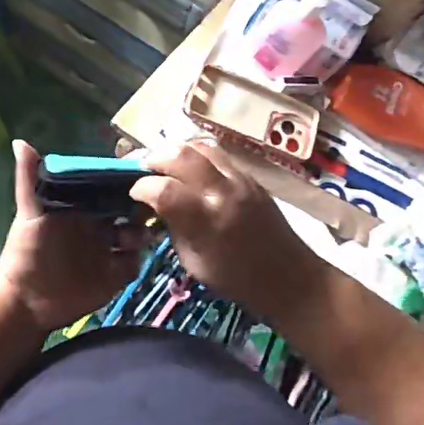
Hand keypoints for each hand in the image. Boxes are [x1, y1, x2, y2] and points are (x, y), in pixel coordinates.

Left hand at [0, 140, 146, 330]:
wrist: (26, 301)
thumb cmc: (26, 252)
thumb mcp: (29, 213)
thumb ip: (28, 179)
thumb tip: (20, 141)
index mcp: (82, 207)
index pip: (110, 188)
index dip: (123, 183)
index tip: (135, 177)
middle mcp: (98, 225)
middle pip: (130, 210)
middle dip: (140, 208)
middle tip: (141, 209)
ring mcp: (108, 250)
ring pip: (137, 235)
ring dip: (139, 234)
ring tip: (127, 239)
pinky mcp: (114, 275)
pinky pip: (135, 263)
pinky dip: (135, 260)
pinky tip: (124, 261)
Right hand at [129, 139, 325, 320]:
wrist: (289, 277)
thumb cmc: (235, 278)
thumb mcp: (191, 260)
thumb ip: (172, 225)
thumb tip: (155, 203)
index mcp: (204, 220)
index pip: (161, 189)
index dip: (140, 187)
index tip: (134, 194)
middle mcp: (221, 191)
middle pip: (179, 155)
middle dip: (154, 158)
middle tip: (144, 169)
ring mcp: (239, 179)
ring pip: (200, 146)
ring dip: (176, 151)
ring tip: (166, 163)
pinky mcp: (250, 176)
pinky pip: (218, 154)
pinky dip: (197, 155)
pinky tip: (191, 167)